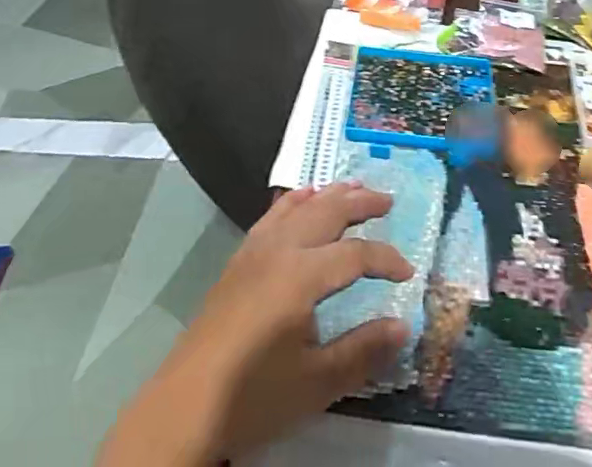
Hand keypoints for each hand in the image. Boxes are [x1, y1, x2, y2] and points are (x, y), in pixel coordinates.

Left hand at [95, 182, 413, 465]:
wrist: (185, 406)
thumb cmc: (255, 395)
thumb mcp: (317, 383)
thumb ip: (363, 351)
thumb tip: (402, 325)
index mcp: (302, 275)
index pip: (355, 255)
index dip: (385, 260)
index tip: (407, 273)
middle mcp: (279, 250)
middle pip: (326, 212)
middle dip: (360, 203)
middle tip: (388, 200)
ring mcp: (254, 251)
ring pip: (298, 207)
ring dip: (329, 194)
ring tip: (353, 186)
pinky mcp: (238, 260)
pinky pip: (272, 215)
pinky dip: (293, 201)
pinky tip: (300, 198)